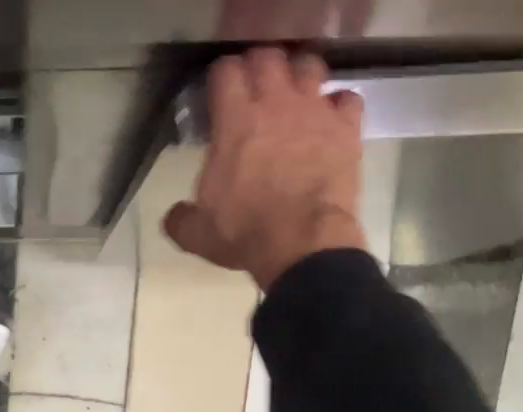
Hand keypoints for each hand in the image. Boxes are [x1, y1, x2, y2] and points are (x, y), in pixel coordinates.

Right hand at [163, 48, 368, 289]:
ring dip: (298, 74)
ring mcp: (315, 111)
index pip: (226, 72)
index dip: (221, 75)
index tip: (218, 90)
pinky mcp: (346, 127)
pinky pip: (346, 98)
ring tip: (292, 92)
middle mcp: (275, 104)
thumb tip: (176, 214)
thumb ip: (180, 218)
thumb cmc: (245, 234)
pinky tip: (329, 118)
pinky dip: (337, 103)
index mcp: (234, 123)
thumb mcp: (197, 234)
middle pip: (268, 58)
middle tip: (253, 85)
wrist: (301, 243)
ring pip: (309, 65)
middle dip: (258, 66)